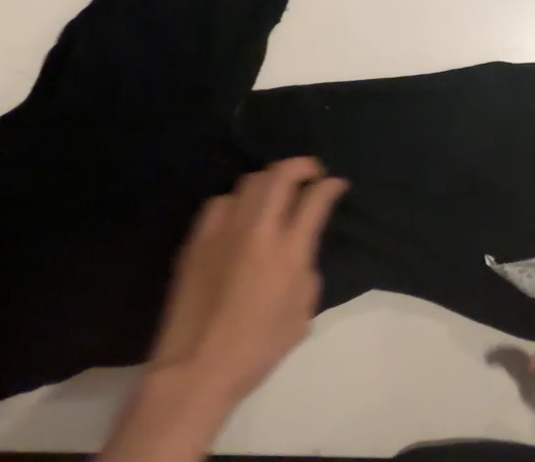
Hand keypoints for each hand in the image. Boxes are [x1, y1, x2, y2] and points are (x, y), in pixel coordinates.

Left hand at [100, 157, 348, 461]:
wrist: (197, 367)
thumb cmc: (258, 349)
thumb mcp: (302, 314)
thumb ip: (306, 271)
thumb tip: (301, 250)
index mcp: (290, 250)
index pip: (316, 198)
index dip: (331, 186)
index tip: (337, 185)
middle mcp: (259, 229)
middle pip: (282, 175)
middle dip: (302, 166)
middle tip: (311, 172)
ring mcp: (225, 230)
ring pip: (250, 181)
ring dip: (270, 179)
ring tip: (277, 190)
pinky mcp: (198, 239)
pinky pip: (221, 203)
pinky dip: (237, 201)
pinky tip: (240, 214)